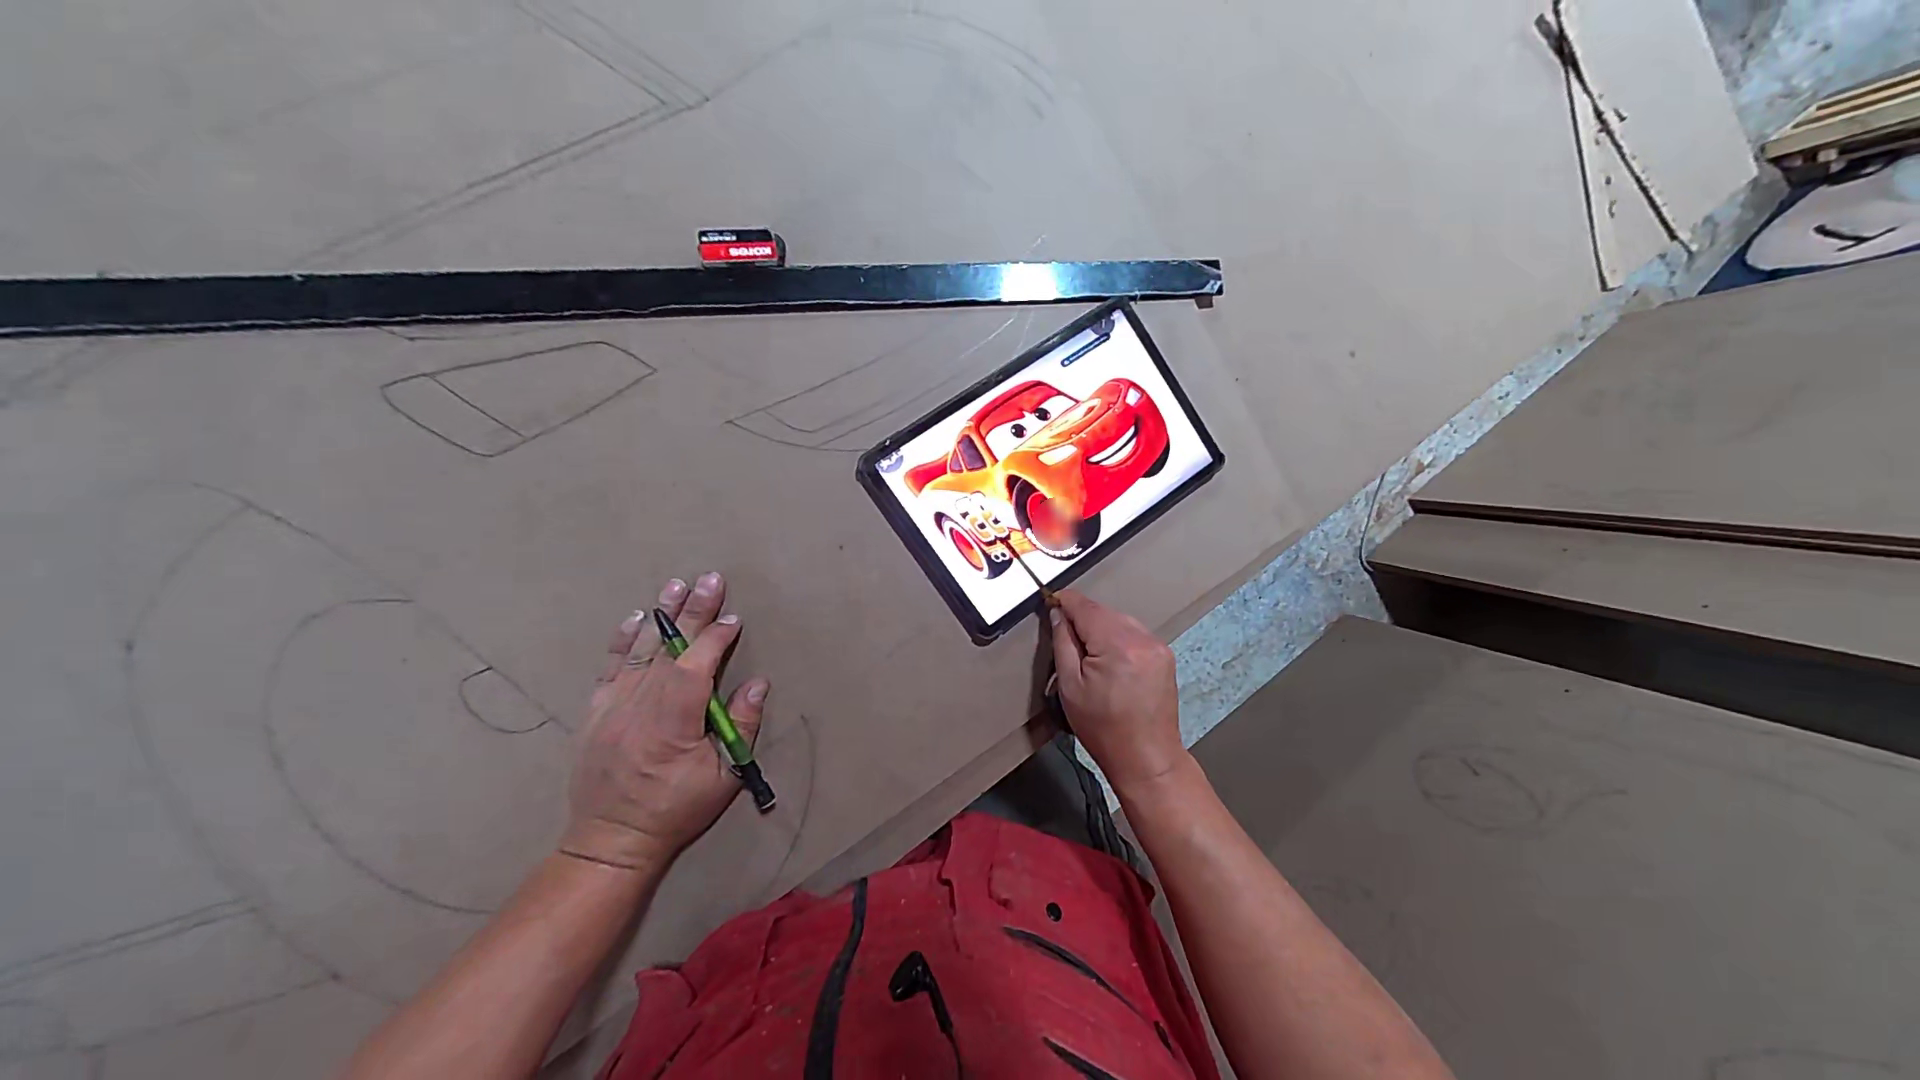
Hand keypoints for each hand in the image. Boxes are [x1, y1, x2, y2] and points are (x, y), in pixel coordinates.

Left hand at [560, 572, 768, 869]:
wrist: (610, 840)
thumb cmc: (675, 810)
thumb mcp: (722, 778)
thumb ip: (740, 727)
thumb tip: (757, 683)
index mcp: (673, 723)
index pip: (696, 667)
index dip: (716, 639)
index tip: (734, 619)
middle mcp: (640, 707)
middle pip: (671, 649)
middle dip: (694, 612)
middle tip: (711, 578)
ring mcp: (613, 706)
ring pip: (641, 651)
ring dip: (662, 615)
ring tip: (677, 585)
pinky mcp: (596, 711)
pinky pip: (611, 667)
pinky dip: (624, 641)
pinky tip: (636, 618)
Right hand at [1048, 589, 1187, 796]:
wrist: (1145, 757)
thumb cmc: (1106, 730)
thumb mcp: (1070, 686)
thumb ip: (1062, 643)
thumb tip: (1058, 615)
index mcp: (1117, 646)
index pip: (1085, 607)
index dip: (1065, 601)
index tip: (1052, 600)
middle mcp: (1142, 640)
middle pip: (1103, 612)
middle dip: (1082, 618)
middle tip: (1064, 636)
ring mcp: (1157, 647)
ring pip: (1119, 620)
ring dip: (1100, 628)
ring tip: (1088, 656)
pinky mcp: (1164, 655)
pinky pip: (1134, 633)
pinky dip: (1118, 638)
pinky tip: (1108, 660)